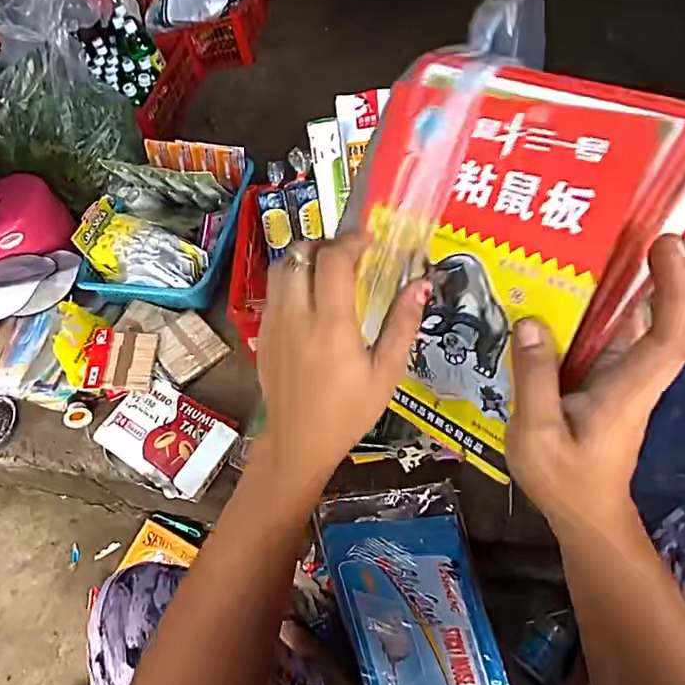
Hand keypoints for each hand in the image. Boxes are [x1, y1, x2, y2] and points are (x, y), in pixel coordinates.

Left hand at [253, 233, 427, 485]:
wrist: (298, 443)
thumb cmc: (349, 412)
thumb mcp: (386, 373)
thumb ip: (403, 324)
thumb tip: (421, 285)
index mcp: (331, 324)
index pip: (334, 259)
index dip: (352, 241)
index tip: (369, 241)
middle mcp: (297, 316)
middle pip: (300, 253)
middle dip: (326, 244)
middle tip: (349, 255)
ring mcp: (274, 323)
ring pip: (281, 267)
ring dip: (304, 259)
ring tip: (328, 272)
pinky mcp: (263, 334)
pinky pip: (273, 291)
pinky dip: (292, 281)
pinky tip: (311, 300)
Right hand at [507, 235, 684, 532]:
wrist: (587, 514)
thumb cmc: (567, 480)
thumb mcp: (536, 433)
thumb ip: (534, 378)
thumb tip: (530, 321)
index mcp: (629, 388)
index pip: (673, 335)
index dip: (678, 288)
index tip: (666, 245)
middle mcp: (635, 376)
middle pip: (664, 320)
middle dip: (660, 272)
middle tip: (633, 228)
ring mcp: (623, 379)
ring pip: (638, 326)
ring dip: (631, 286)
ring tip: (599, 247)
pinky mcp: (607, 383)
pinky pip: (611, 338)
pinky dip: (604, 310)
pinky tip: (570, 294)